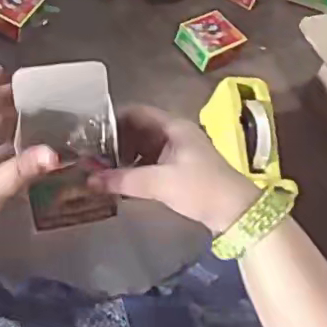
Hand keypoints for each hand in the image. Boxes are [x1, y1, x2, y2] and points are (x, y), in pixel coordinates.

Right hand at [93, 106, 260, 232]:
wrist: (237, 213)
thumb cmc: (201, 188)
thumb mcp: (159, 183)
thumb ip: (123, 180)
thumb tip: (89, 180)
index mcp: (173, 126)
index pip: (135, 112)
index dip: (112, 119)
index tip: (90, 131)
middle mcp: (174, 134)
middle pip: (137, 129)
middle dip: (114, 140)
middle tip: (89, 153)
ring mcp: (177, 152)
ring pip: (142, 147)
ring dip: (122, 156)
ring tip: (99, 167)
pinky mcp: (178, 169)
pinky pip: (149, 162)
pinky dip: (133, 168)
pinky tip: (118, 179)